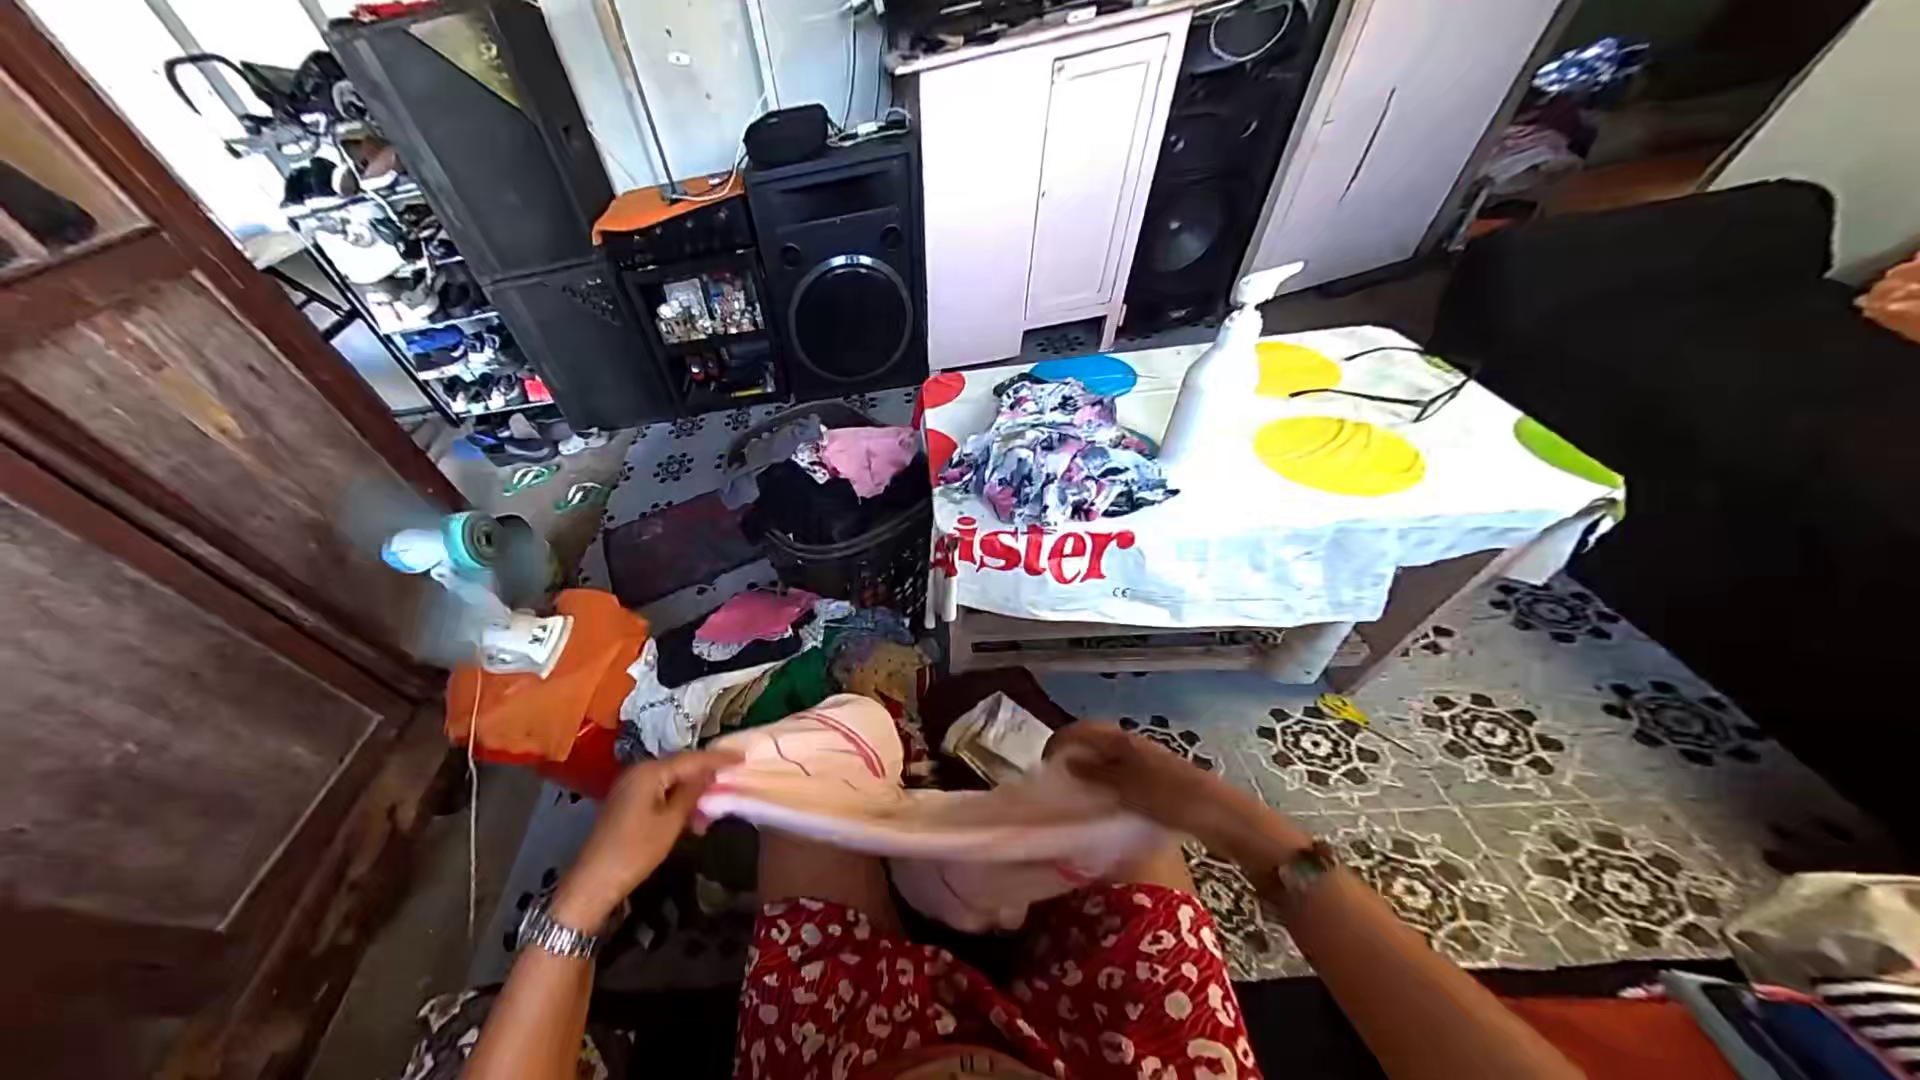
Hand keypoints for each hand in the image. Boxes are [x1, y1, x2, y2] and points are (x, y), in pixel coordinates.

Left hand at [550, 750, 739, 929]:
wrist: (593, 884)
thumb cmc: (635, 852)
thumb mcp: (672, 822)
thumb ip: (693, 792)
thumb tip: (712, 771)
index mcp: (649, 772)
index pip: (692, 759)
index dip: (719, 759)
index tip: (744, 758)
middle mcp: (638, 772)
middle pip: (681, 766)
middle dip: (707, 774)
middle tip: (734, 778)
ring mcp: (630, 787)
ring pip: (672, 780)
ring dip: (694, 790)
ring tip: (716, 802)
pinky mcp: (627, 802)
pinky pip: (660, 791)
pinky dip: (679, 799)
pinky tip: (693, 814)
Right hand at [1047, 721, 1311, 863]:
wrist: (1219, 815)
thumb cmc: (1171, 797)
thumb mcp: (1128, 788)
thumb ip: (1097, 774)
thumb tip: (1068, 762)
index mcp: (1124, 740)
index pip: (1082, 729)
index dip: (1060, 740)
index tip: (1044, 764)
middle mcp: (1133, 744)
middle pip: (1094, 740)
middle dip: (1073, 753)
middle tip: (1056, 778)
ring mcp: (1146, 760)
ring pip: (1107, 757)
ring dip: (1089, 768)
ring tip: (1075, 792)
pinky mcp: (1156, 779)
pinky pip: (1120, 773)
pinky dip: (1106, 781)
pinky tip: (1104, 802)